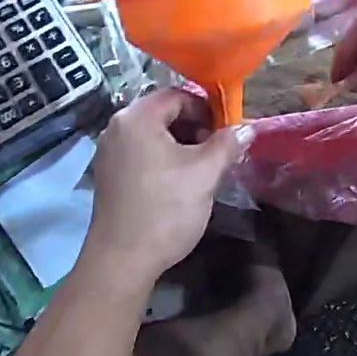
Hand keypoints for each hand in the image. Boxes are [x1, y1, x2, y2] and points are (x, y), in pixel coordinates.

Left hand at [84, 89, 244, 282]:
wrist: (122, 259)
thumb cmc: (165, 209)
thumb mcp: (204, 174)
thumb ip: (227, 145)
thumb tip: (247, 129)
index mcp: (136, 118)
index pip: (178, 96)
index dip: (208, 110)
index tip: (228, 132)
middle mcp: (117, 128)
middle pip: (164, 115)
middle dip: (196, 129)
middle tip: (219, 153)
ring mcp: (110, 153)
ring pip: (155, 138)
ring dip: (183, 147)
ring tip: (204, 171)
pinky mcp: (110, 176)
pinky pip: (142, 156)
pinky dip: (165, 162)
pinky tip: (181, 185)